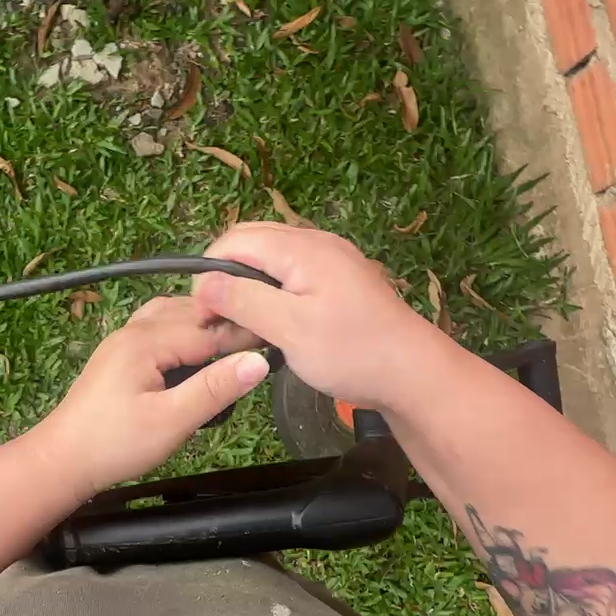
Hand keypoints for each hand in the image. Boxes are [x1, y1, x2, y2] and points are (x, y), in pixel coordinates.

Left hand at [33, 296, 269, 492]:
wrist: (63, 460)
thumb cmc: (115, 444)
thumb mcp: (171, 421)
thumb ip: (214, 389)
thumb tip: (259, 360)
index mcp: (146, 341)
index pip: (208, 329)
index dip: (244, 335)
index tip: (280, 338)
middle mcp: (133, 331)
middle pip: (190, 313)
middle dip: (225, 322)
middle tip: (264, 336)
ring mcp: (122, 341)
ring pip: (172, 315)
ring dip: (202, 322)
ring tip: (234, 338)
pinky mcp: (118, 357)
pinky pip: (157, 328)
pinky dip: (181, 331)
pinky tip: (194, 349)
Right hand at [193, 223, 442, 410]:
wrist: (413, 374)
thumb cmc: (351, 353)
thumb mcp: (290, 329)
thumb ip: (244, 300)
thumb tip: (202, 283)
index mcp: (303, 249)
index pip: (234, 240)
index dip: (209, 273)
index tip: (203, 315)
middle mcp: (317, 242)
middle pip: (251, 242)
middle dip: (224, 275)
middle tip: (217, 319)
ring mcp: (331, 258)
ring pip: (269, 257)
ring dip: (246, 284)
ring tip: (240, 323)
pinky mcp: (338, 278)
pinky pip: (290, 271)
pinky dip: (269, 289)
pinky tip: (270, 320)